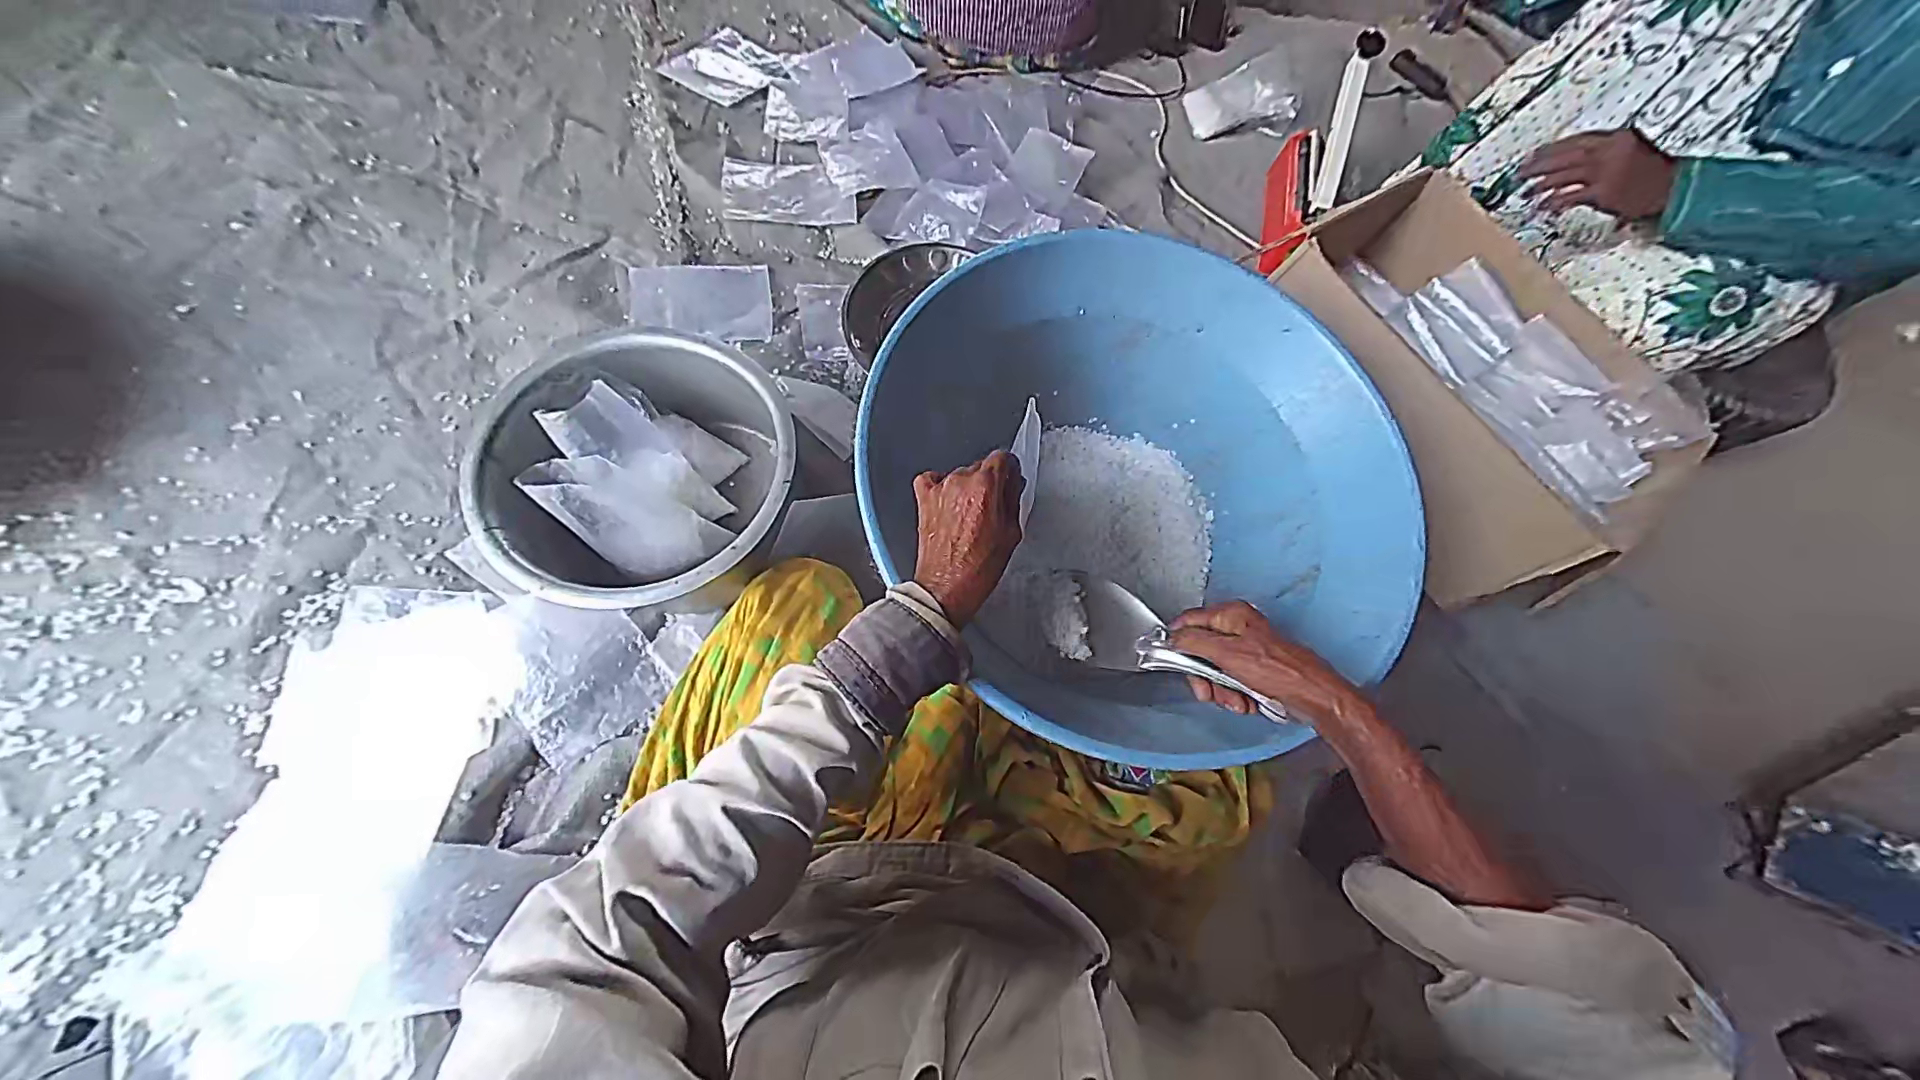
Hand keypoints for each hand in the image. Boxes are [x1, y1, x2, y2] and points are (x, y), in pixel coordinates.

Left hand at [912, 450, 1023, 625]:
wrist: (946, 587)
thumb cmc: (976, 568)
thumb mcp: (1010, 533)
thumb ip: (1013, 501)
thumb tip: (1013, 487)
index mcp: (985, 487)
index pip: (1002, 458)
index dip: (1009, 470)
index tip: (1009, 478)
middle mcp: (960, 482)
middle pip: (980, 467)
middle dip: (988, 483)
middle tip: (991, 507)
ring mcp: (939, 489)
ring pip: (959, 475)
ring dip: (965, 489)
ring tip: (969, 516)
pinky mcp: (924, 499)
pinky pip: (932, 481)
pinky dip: (940, 488)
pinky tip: (948, 504)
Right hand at [1168, 601, 1360, 724]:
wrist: (1313, 696)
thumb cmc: (1280, 671)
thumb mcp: (1227, 654)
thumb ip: (1193, 642)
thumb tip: (1171, 637)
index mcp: (1231, 615)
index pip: (1188, 621)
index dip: (1177, 640)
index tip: (1172, 658)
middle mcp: (1237, 628)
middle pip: (1200, 650)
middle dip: (1204, 676)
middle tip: (1209, 690)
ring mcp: (1246, 649)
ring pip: (1214, 670)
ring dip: (1221, 690)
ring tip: (1237, 699)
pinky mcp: (1254, 668)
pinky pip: (1231, 681)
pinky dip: (1235, 694)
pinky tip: (1247, 700)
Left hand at [1518, 129, 1676, 218]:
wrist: (1678, 186)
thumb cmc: (1655, 171)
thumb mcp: (1632, 151)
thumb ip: (1604, 153)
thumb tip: (1573, 162)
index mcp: (1618, 138)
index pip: (1577, 140)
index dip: (1551, 148)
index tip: (1533, 154)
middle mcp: (1610, 152)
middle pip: (1565, 157)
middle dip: (1539, 165)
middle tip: (1520, 172)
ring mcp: (1606, 173)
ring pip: (1563, 176)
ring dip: (1541, 185)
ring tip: (1526, 191)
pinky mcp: (1603, 193)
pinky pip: (1569, 197)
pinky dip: (1553, 202)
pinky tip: (1542, 206)